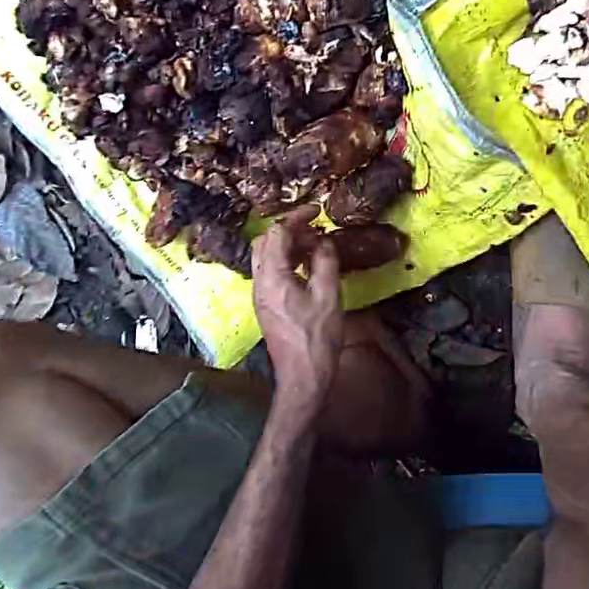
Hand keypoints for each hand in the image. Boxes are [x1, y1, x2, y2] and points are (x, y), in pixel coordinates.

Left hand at [252, 206, 343, 411]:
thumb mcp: (328, 296)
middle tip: (316, 230)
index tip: (317, 212)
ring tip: (315, 247)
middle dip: (289, 230)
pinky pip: (271, 272)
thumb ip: (325, 262)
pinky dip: (287, 261)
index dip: (297, 217)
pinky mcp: (267, 306)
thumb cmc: (317, 338)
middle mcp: (260, 283)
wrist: (302, 377)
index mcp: (272, 277)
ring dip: (288, 246)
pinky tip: (308, 268)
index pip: (277, 233)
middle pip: (265, 242)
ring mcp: (261, 295)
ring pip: (266, 258)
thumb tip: (324, 241)